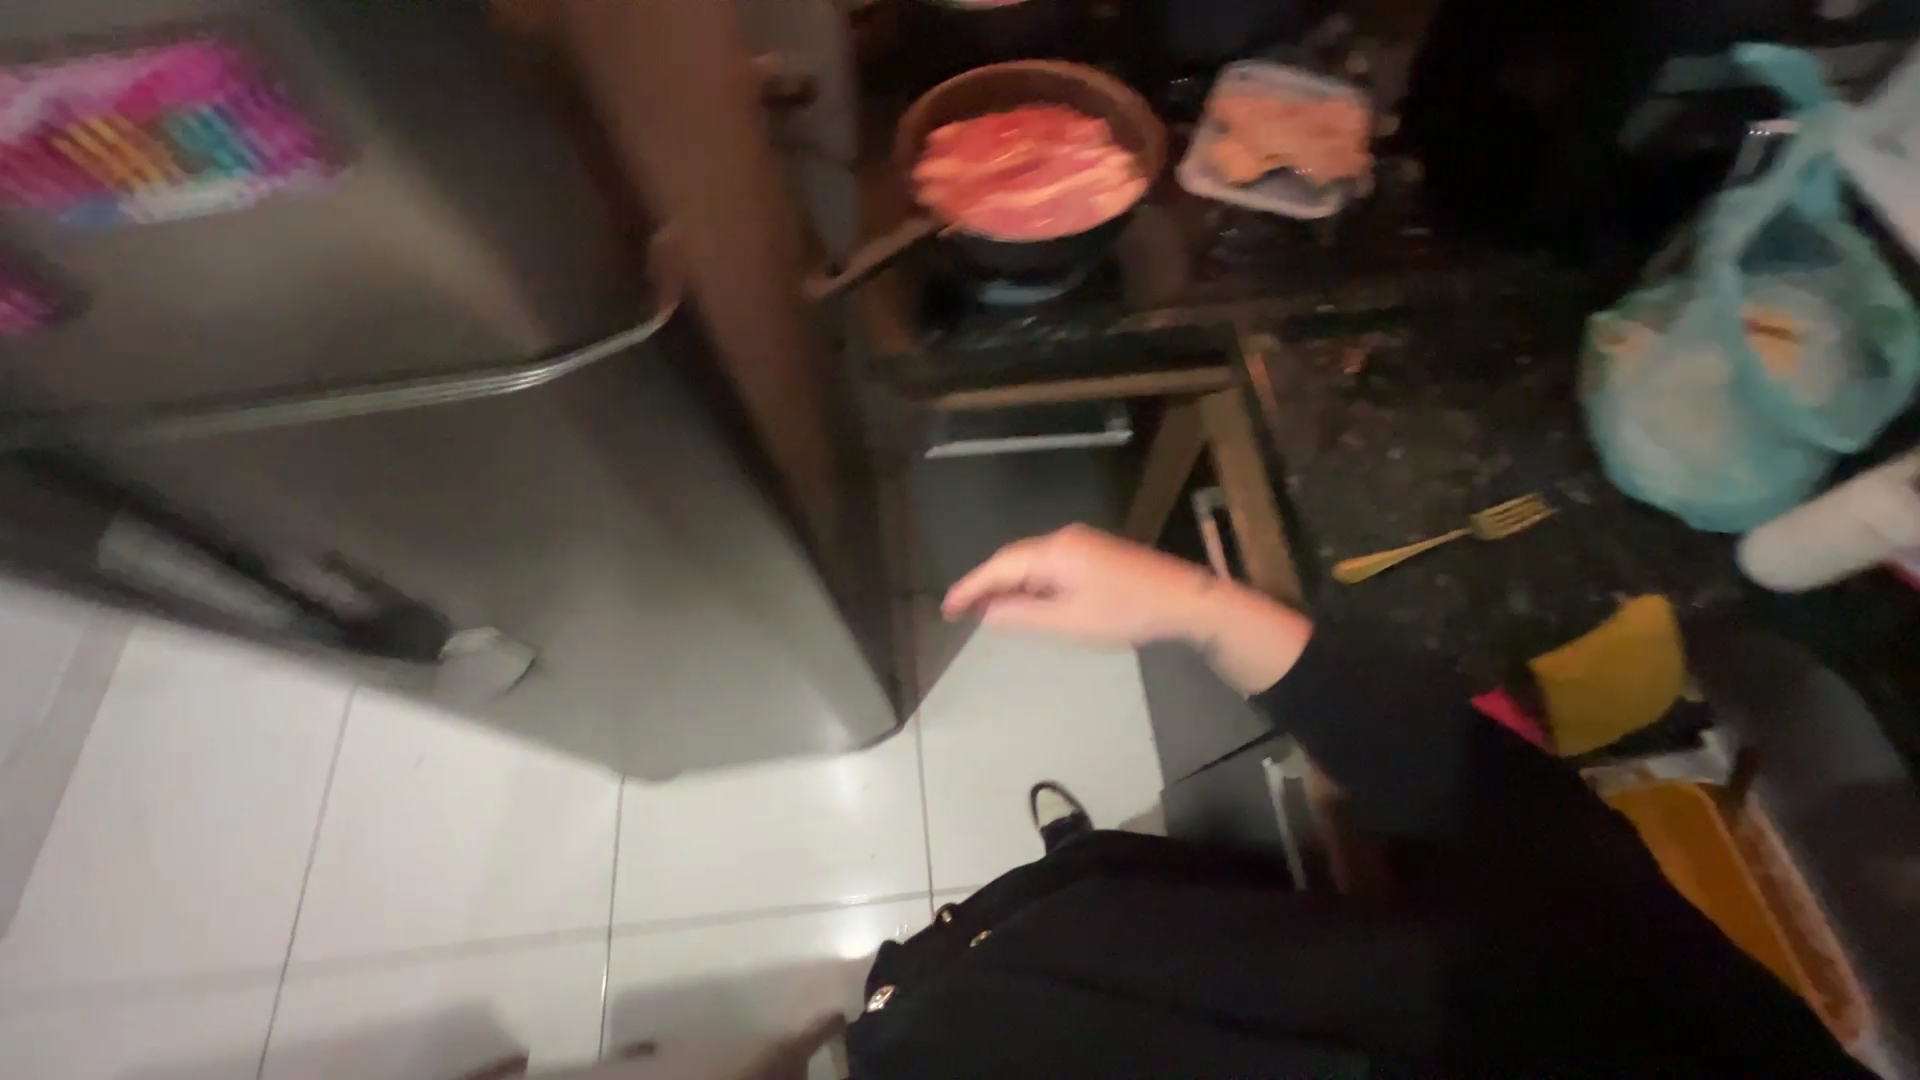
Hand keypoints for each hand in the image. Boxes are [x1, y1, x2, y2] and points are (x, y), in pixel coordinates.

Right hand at [941, 524, 1222, 647]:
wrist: (1185, 599)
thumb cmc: (1125, 613)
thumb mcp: (1069, 622)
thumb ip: (1022, 615)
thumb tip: (986, 612)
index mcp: (1054, 552)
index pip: (998, 566)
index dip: (970, 587)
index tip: (946, 608)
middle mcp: (1062, 539)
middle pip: (1012, 559)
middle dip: (985, 584)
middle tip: (961, 612)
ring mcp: (1080, 543)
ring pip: (1030, 562)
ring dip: (1008, 585)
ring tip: (988, 611)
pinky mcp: (1093, 552)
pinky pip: (1049, 565)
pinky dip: (1030, 583)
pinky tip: (1028, 602)